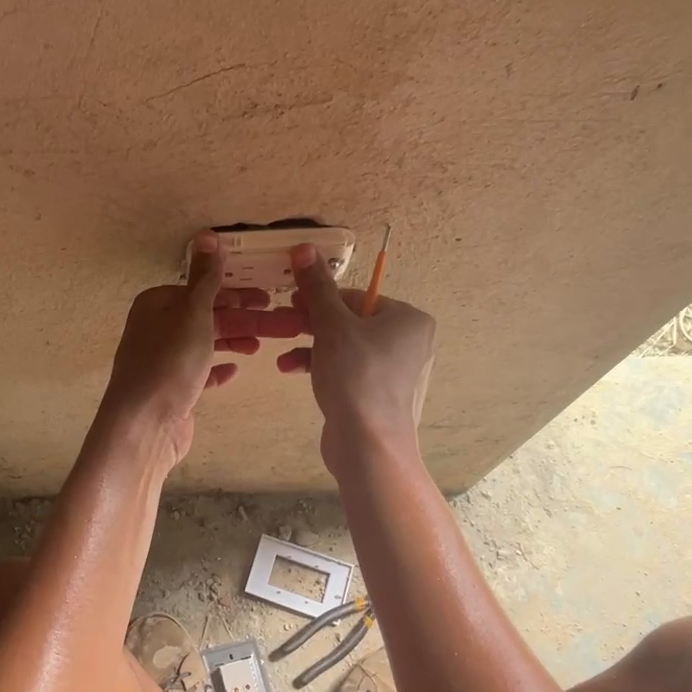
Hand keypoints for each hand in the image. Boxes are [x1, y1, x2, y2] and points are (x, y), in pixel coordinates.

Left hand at [99, 232, 305, 463]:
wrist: (144, 426)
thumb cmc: (169, 363)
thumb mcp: (192, 313)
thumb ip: (205, 278)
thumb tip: (208, 235)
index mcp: (158, 304)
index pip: (205, 290)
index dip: (239, 294)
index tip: (272, 299)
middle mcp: (158, 328)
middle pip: (210, 317)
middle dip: (247, 320)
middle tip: (286, 325)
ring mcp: (165, 360)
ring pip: (208, 343)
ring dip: (237, 341)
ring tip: (266, 347)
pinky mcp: (173, 389)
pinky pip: (200, 372)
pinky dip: (218, 368)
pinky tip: (236, 369)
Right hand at [278, 242, 435, 468]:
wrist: (368, 444)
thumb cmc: (356, 376)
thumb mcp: (331, 325)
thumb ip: (317, 287)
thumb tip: (304, 247)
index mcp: (408, 319)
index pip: (358, 296)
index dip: (321, 296)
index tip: (291, 300)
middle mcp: (409, 342)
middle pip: (352, 320)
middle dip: (313, 323)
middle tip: (283, 322)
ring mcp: (395, 372)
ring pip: (346, 346)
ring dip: (312, 346)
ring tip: (282, 351)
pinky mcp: (378, 395)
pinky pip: (348, 370)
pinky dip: (322, 366)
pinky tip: (291, 370)